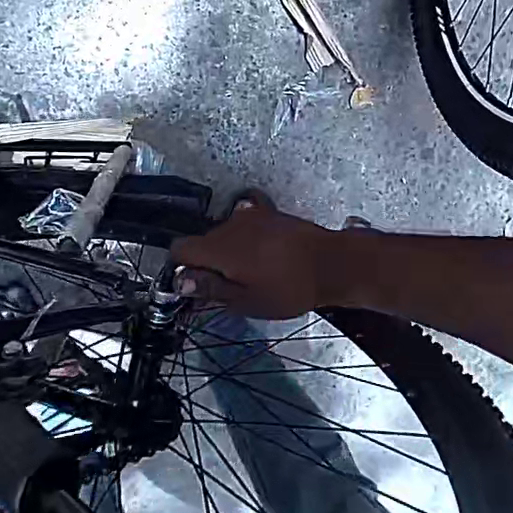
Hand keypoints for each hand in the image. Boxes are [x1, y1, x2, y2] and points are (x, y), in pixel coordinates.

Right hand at [170, 197, 343, 318]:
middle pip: (201, 242)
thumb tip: (180, 281)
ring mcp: (248, 215)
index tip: (196, 285)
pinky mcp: (266, 213)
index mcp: (218, 247)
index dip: (180, 268)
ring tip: (252, 274)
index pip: (179, 249)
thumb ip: (211, 288)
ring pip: (223, 234)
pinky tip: (263, 257)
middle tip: (229, 287)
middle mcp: (227, 225)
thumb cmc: (289, 288)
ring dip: (228, 253)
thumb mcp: (247, 300)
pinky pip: (243, 226)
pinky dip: (245, 241)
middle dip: (207, 263)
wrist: (332, 263)